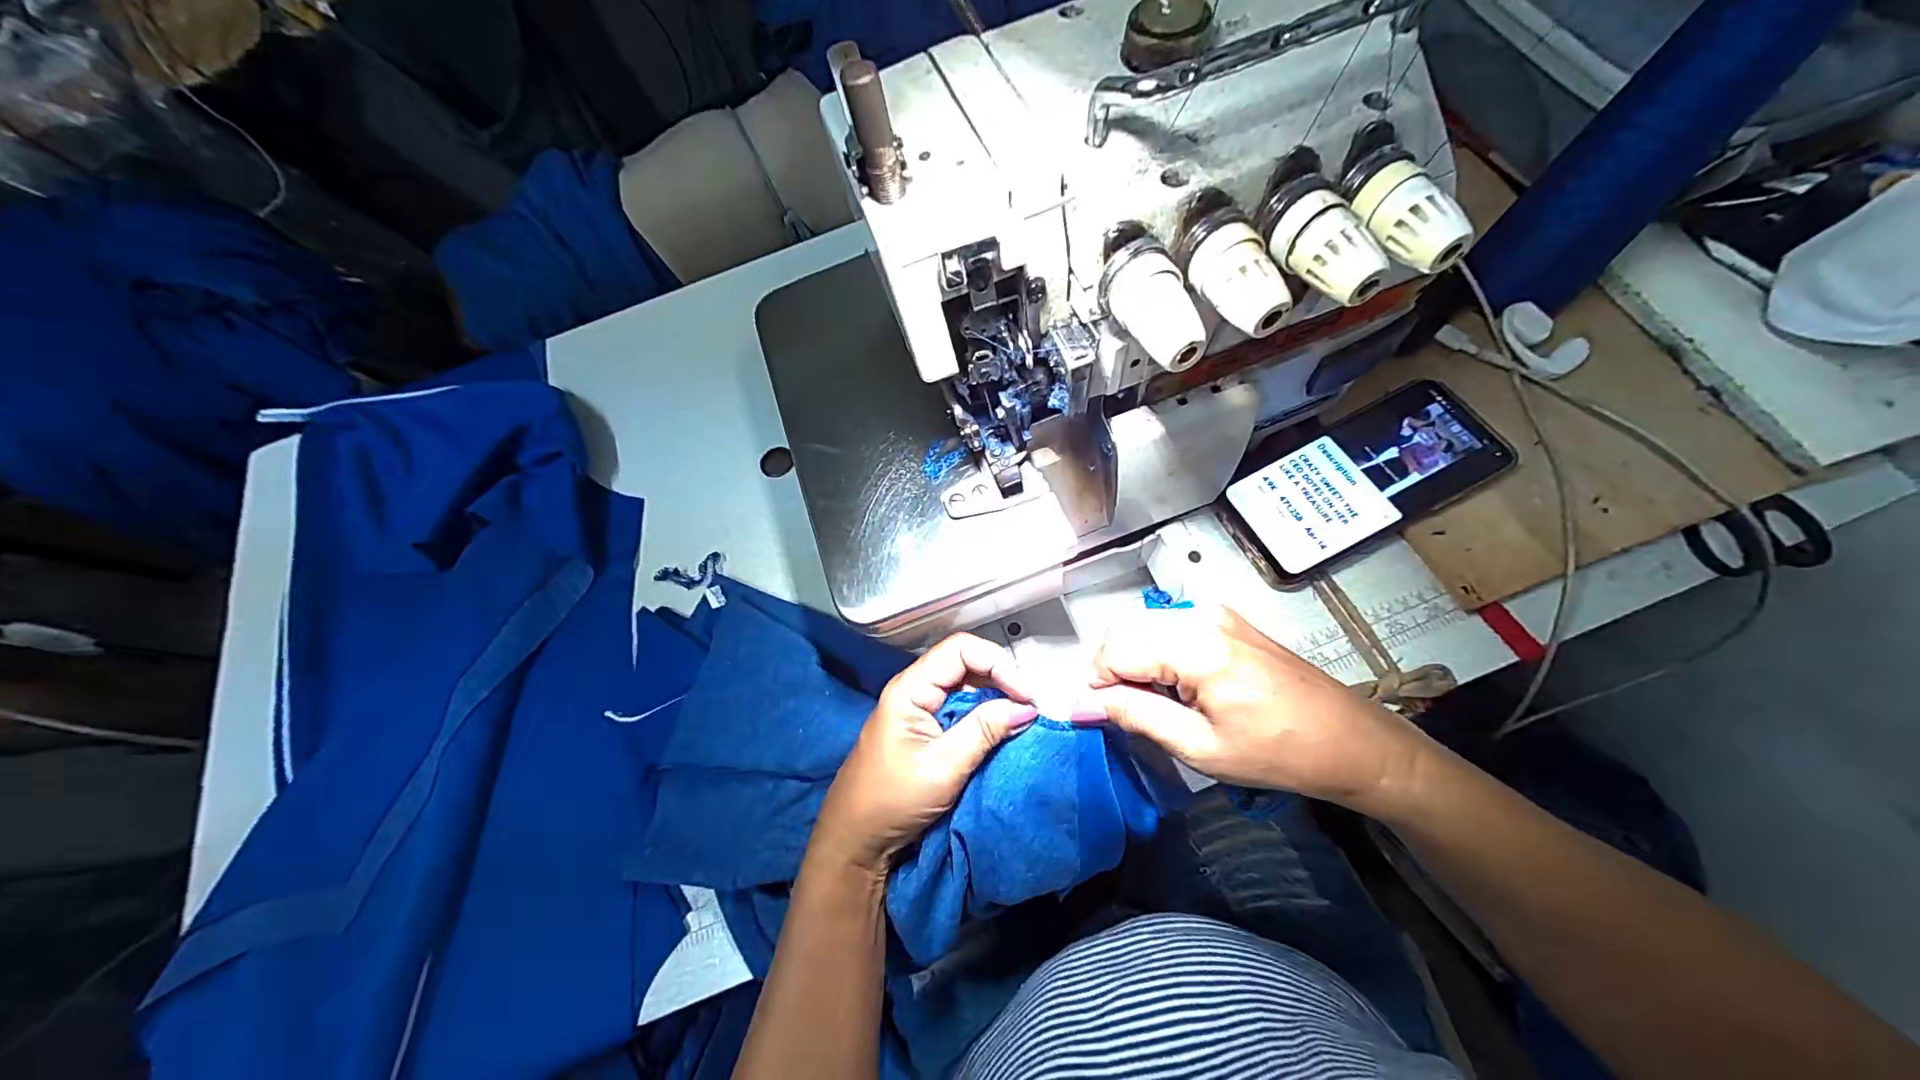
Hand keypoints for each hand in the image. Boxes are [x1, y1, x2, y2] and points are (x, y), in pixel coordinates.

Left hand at [812, 634, 1040, 875]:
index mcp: (910, 688)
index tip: (1025, 695)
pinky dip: (985, 716)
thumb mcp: (944, 766)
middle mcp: (914, 690)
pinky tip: (1002, 730)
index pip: (961, 650)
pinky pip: (961, 709)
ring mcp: (919, 709)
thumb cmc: (891, 802)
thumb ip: (984, 730)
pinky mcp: (926, 730)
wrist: (855, 841)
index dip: (998, 663)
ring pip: (966, 686)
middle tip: (1030, 708)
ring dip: (995, 698)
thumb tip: (1026, 708)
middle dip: (1001, 679)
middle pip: (965, 663)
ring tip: (1022, 718)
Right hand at [1087, 606, 1431, 810]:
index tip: (1103, 714)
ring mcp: (1216, 613)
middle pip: (1125, 630)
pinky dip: (1157, 652)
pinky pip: (1169, 626)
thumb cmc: (1281, 752)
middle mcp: (1203, 617)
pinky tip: (1178, 687)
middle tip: (1128, 712)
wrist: (1351, 741)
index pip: (1115, 649)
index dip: (1098, 682)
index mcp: (1198, 647)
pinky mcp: (1226, 619)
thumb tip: (1088, 704)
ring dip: (1134, 660)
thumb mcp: (1201, 748)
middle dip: (1112, 669)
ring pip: (1143, 626)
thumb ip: (1137, 717)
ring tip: (1157, 703)